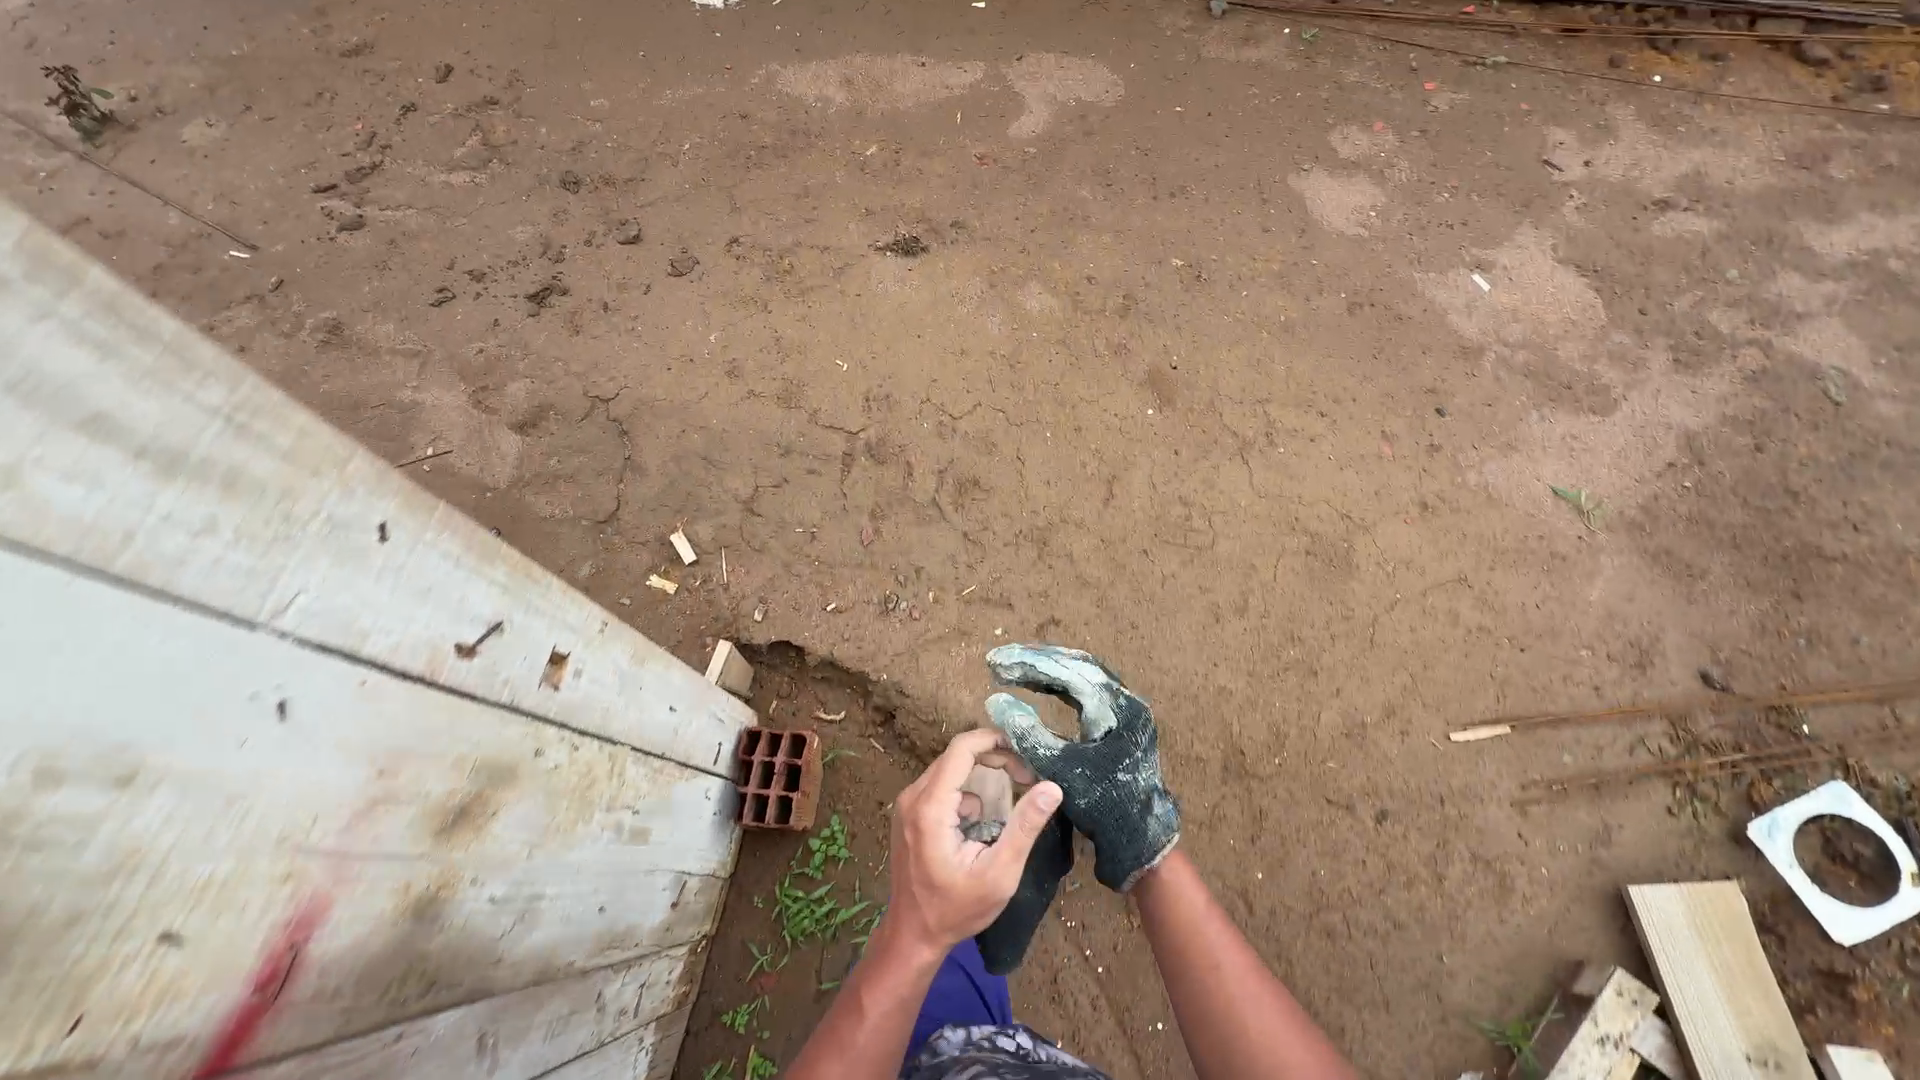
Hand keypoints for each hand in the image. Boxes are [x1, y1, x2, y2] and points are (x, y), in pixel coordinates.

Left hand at [885, 729, 1063, 953]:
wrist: (913, 935)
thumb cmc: (956, 909)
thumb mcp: (999, 873)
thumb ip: (1024, 827)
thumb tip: (1051, 788)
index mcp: (931, 807)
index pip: (961, 749)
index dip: (994, 741)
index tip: (1025, 753)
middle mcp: (913, 797)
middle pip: (956, 756)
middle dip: (994, 758)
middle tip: (1026, 777)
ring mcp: (907, 805)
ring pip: (949, 769)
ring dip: (982, 774)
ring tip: (1011, 795)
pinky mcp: (909, 815)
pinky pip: (941, 787)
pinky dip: (966, 792)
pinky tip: (981, 823)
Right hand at [985, 644, 1180, 891]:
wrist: (1138, 840)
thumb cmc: (1103, 806)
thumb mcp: (1061, 770)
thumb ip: (1029, 734)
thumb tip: (995, 703)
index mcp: (1118, 710)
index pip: (1071, 673)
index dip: (1032, 665)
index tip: (1000, 663)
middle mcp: (1124, 703)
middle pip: (1076, 668)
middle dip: (1037, 663)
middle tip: (1002, 662)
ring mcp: (1122, 713)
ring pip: (1080, 678)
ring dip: (1046, 672)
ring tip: (1013, 668)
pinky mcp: (1115, 724)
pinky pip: (1083, 694)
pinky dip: (1056, 687)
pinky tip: (1035, 685)